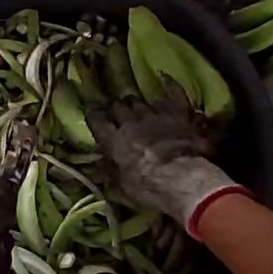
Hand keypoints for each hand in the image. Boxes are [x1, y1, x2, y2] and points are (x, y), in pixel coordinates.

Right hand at [89, 99, 248, 236]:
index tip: (91, 109)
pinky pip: (168, 98)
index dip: (93, 113)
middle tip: (115, 110)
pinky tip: (163, 84)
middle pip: (118, 106)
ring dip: (135, 103)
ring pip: (140, 101)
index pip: (97, 120)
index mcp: (114, 140)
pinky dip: (163, 95)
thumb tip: (102, 164)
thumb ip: (112, 169)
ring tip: (135, 105)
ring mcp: (154, 116)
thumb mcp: (121, 186)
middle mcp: (131, 122)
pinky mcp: (177, 115)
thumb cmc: (148, 189)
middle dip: (115, 107)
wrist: (182, 178)